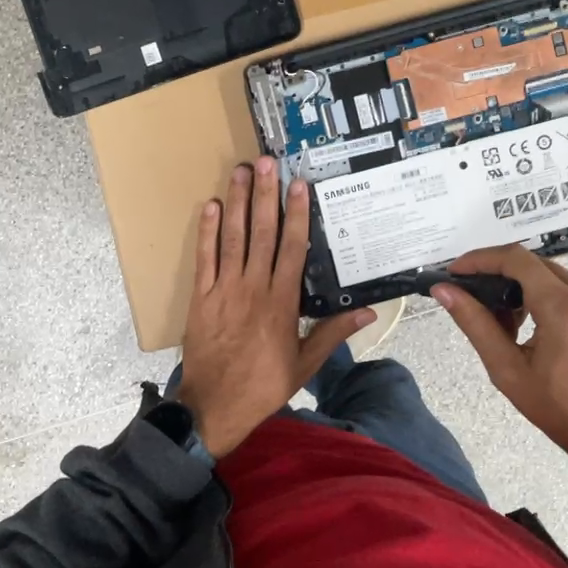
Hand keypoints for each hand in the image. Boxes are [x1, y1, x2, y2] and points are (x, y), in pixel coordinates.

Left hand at [176, 157, 373, 457]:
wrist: (215, 406)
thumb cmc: (263, 386)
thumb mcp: (305, 364)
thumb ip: (332, 333)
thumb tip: (367, 312)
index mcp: (282, 302)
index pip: (292, 248)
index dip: (296, 214)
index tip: (298, 185)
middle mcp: (253, 288)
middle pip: (262, 233)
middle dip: (265, 195)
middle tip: (266, 162)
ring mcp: (224, 290)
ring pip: (232, 239)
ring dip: (238, 203)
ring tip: (240, 172)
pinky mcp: (200, 298)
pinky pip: (204, 258)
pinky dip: (207, 232)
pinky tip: (212, 207)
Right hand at [431, 245, 567, 473]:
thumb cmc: (562, 410)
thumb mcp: (509, 370)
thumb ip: (475, 324)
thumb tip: (444, 291)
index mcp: (564, 307)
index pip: (515, 259)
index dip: (479, 259)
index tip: (456, 272)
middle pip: (533, 264)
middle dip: (498, 275)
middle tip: (474, 301)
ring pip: (552, 276)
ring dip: (522, 287)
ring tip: (504, 323)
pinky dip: (545, 297)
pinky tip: (533, 328)